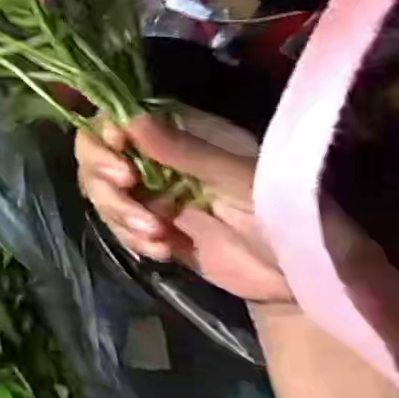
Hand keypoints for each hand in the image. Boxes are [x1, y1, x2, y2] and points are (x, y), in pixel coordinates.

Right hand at [75, 113, 291, 302]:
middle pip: (94, 153)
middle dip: (102, 174)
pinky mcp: (146, 225)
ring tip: (155, 234)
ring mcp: (147, 193)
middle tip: (127, 189)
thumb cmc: (286, 213)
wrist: (304, 278)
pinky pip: (114, 225)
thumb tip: (131, 120)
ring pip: (98, 190)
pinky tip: (161, 250)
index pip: (116, 118)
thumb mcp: (240, 179)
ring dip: (117, 211)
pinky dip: (129, 238)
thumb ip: (186, 152)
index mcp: (175, 134)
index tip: (118, 149)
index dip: (104, 131)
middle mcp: (151, 158)